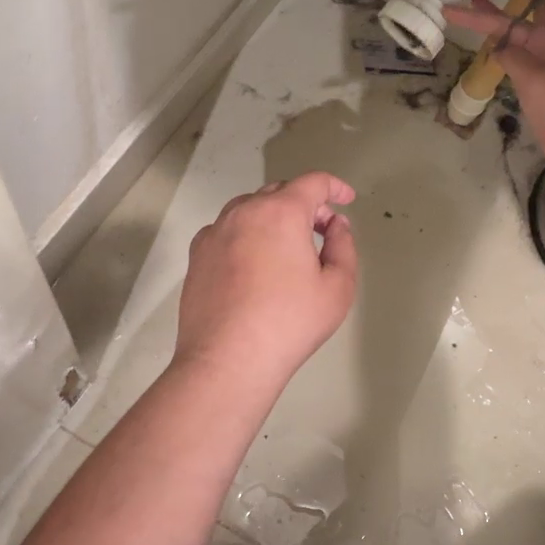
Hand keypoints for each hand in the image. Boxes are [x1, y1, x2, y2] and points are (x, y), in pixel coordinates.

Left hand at [174, 172, 357, 388]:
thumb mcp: (337, 288)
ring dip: (274, 216)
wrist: (227, 361)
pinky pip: (227, 229)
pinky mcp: (197, 255)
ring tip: (287, 246)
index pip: (313, 183)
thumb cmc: (289, 323)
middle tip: (323, 231)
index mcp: (282, 212)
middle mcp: (245, 211)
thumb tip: (336, 226)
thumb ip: (343, 247)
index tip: (347, 199)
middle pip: (280, 191)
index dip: (335, 187)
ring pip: (250, 207)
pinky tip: (254, 262)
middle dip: (306, 204)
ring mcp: (215, 232)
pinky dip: (246, 233)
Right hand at [444, 0, 544, 166]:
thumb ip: (513, 56)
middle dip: (496, 10)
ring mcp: (544, 68)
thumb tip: (498, 48)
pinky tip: (489, 52)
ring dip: (495, 30)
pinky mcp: (537, 85)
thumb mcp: (534, 77)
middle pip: (519, 23)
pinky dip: (500, 51)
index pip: (543, 5)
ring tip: (471, 19)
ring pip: (514, 41)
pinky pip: (515, 60)